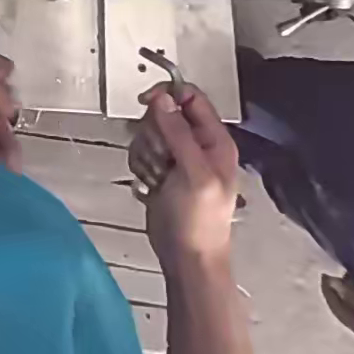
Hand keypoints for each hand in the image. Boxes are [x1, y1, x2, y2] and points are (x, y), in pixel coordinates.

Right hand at [130, 83, 239, 264]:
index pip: (190, 96)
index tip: (146, 102)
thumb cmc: (198, 220)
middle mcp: (195, 142)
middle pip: (162, 112)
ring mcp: (175, 155)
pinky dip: (139, 164)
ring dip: (145, 151)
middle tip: (161, 157)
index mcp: (214, 139)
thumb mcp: (194, 173)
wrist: (187, 259)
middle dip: (154, 132)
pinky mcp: (158, 168)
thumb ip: (178, 132)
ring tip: (157, 176)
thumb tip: (162, 97)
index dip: (168, 94)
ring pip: (147, 130)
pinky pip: (139, 149)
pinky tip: (150, 182)